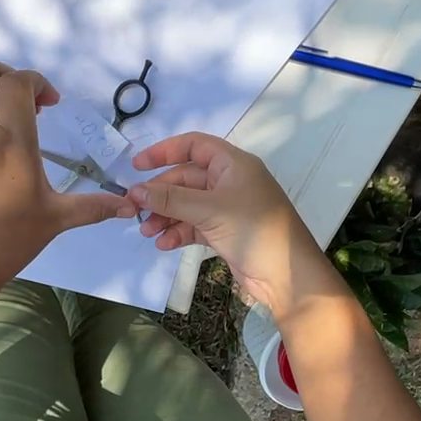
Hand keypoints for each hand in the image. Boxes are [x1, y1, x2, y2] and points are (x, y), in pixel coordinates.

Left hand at [0, 58, 135, 293]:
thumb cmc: (8, 244)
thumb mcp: (54, 221)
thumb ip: (93, 207)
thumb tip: (130, 206)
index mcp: (12, 147)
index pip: (17, 83)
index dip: (36, 81)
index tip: (48, 104)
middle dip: (2, 73)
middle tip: (19, 101)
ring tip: (1, 141)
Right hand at [127, 133, 337, 314]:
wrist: (286, 274)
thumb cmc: (254, 230)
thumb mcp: (209, 210)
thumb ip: (171, 199)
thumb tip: (135, 191)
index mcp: (233, 164)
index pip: (194, 146)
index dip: (164, 152)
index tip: (137, 165)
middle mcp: (230, 181)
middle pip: (186, 178)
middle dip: (161, 194)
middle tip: (134, 209)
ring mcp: (228, 208)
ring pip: (188, 205)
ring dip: (166, 216)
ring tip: (146, 231)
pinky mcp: (226, 231)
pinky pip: (196, 225)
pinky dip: (179, 232)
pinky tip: (164, 244)